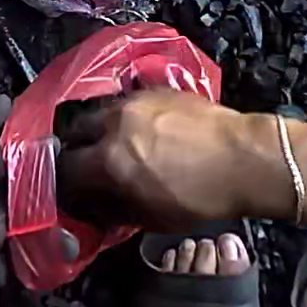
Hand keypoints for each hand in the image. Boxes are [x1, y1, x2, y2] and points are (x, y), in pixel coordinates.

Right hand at [57, 89, 292, 229]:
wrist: (243, 156)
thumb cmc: (201, 197)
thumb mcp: (152, 217)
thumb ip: (114, 209)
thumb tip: (95, 206)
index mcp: (111, 159)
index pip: (66, 168)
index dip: (64, 183)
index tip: (71, 190)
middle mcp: (116, 122)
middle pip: (76, 131)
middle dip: (77, 149)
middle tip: (88, 165)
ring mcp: (135, 100)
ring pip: (101, 112)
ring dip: (99, 129)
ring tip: (114, 145)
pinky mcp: (155, 89)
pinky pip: (127, 102)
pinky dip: (125, 117)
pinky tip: (140, 130)